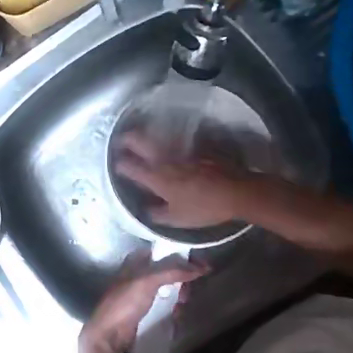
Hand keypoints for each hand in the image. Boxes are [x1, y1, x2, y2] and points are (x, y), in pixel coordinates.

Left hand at [77, 252, 208, 352]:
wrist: (108, 337)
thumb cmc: (124, 303)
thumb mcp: (147, 281)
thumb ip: (173, 271)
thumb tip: (202, 267)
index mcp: (134, 262)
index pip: (162, 252)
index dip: (180, 256)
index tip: (198, 265)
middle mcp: (139, 277)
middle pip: (168, 272)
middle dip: (181, 280)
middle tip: (187, 290)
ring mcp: (141, 296)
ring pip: (168, 290)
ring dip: (179, 297)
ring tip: (181, 305)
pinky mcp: (145, 314)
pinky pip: (165, 308)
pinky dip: (173, 310)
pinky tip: (176, 316)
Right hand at [112, 134, 255, 229]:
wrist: (236, 191)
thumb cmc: (204, 207)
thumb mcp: (177, 219)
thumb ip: (158, 214)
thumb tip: (147, 210)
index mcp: (157, 177)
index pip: (132, 167)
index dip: (121, 165)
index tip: (116, 164)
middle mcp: (166, 159)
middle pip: (141, 141)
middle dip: (128, 139)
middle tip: (121, 139)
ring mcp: (183, 149)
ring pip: (160, 136)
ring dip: (148, 134)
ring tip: (142, 135)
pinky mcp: (199, 146)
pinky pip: (180, 139)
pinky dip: (172, 138)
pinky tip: (172, 141)